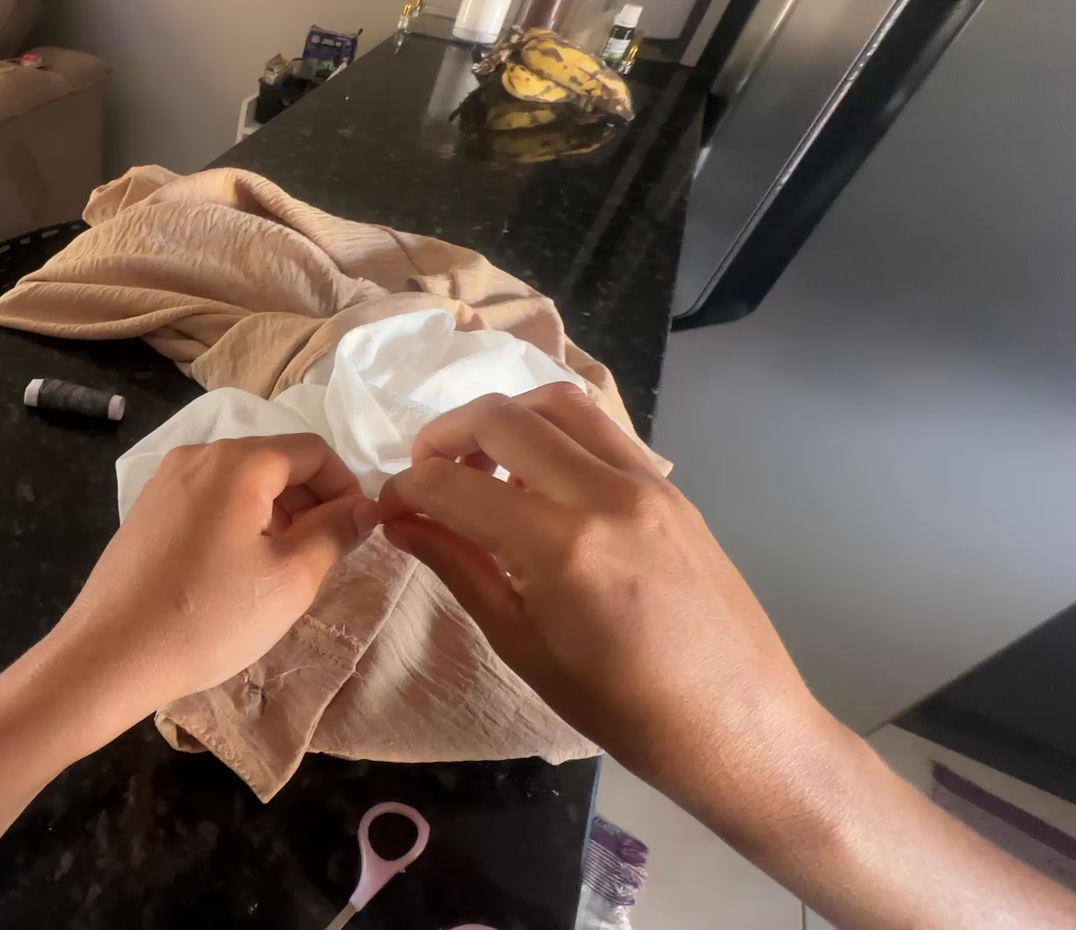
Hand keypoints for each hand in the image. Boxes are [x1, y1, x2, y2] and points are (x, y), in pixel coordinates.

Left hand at [34, 434, 379, 738]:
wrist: (112, 652)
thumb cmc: (211, 616)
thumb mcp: (290, 578)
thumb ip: (335, 531)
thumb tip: (366, 507)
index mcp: (237, 461)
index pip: (313, 451)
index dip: (346, 486)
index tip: (358, 532)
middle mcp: (199, 454)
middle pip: (275, 461)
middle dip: (311, 500)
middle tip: (326, 554)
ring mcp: (167, 478)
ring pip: (241, 480)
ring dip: (277, 511)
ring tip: (285, 565)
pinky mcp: (149, 506)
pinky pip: (210, 497)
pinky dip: (239, 518)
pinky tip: (239, 565)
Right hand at [377, 384, 829, 794]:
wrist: (742, 728)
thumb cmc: (618, 704)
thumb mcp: (516, 640)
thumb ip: (453, 563)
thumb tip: (396, 522)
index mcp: (560, 546)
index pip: (451, 484)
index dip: (403, 490)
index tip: (388, 510)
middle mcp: (604, 494)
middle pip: (499, 417)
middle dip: (441, 436)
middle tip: (423, 474)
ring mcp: (646, 482)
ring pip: (553, 402)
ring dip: (499, 420)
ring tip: (479, 464)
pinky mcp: (669, 486)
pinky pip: (597, 428)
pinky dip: (548, 431)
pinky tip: (534, 478)